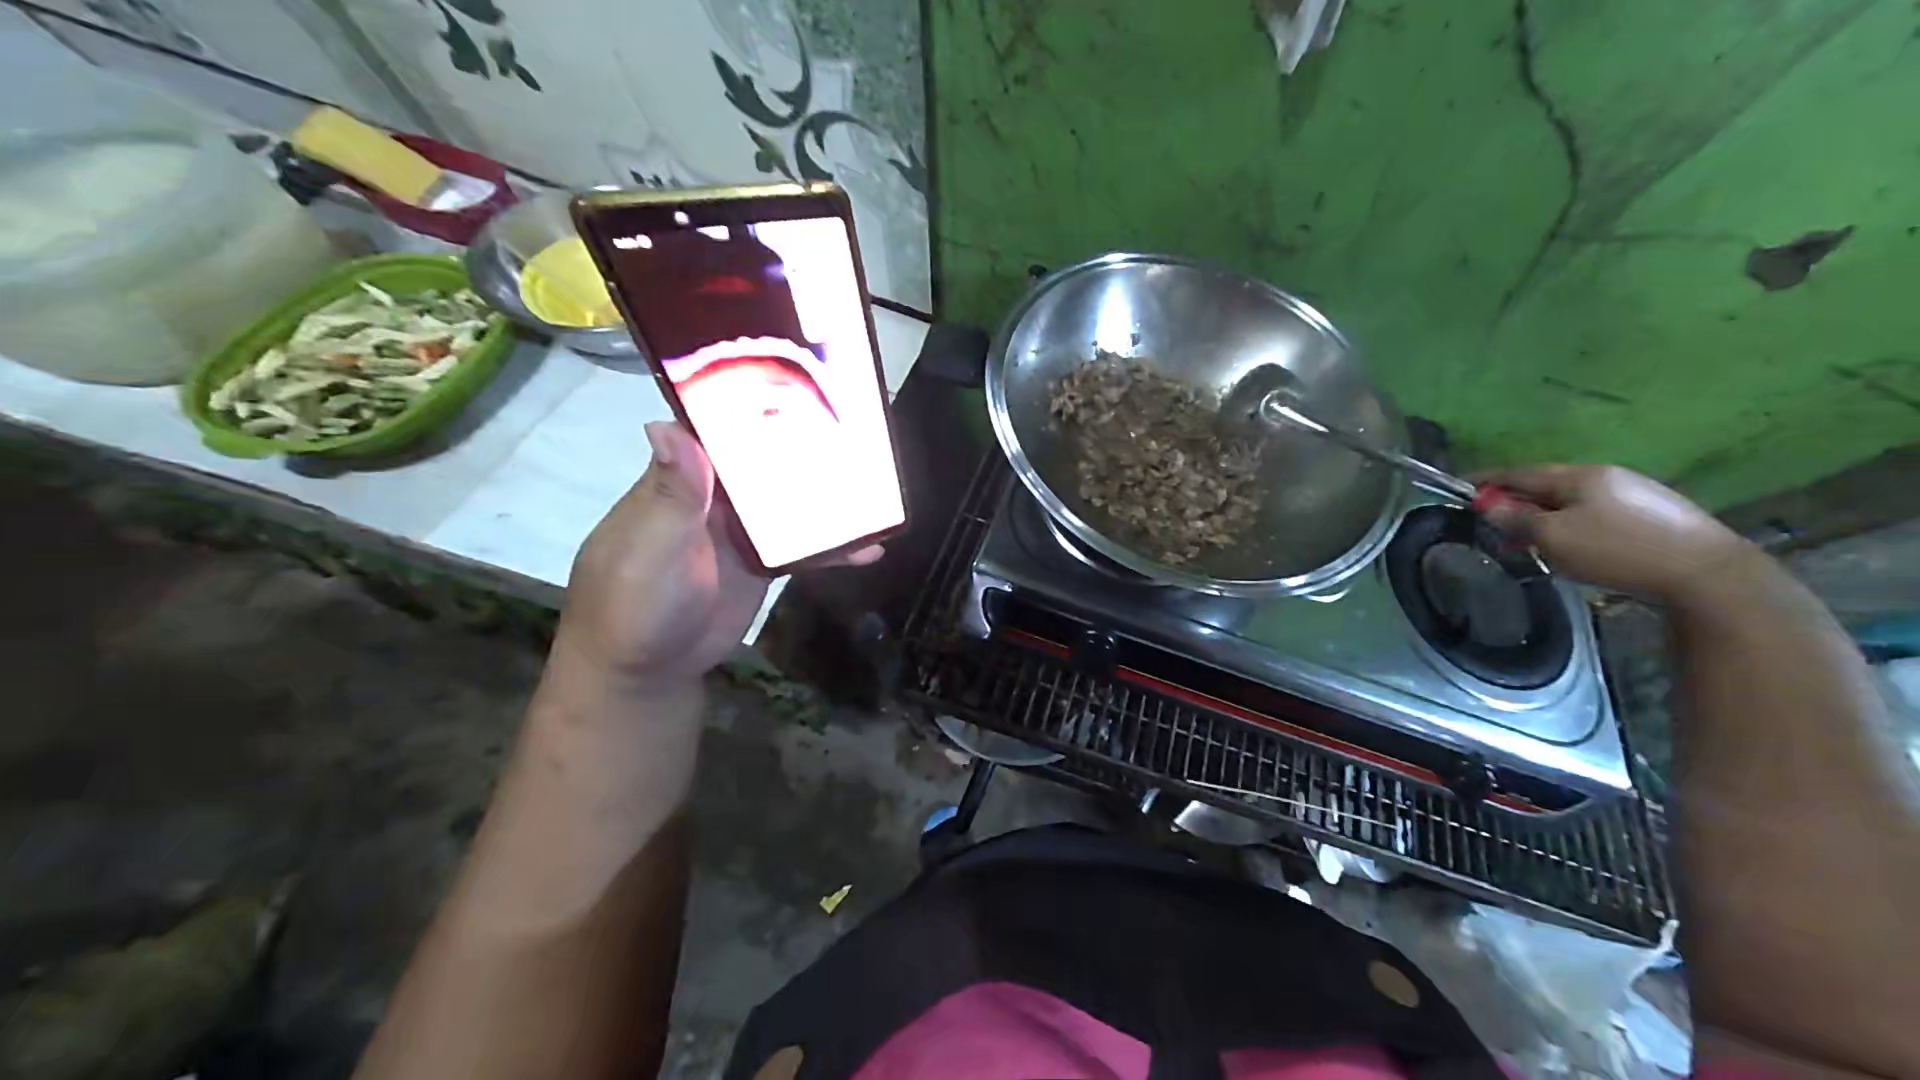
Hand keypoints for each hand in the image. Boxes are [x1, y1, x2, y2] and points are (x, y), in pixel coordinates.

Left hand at [557, 421, 880, 686]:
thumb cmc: (636, 603)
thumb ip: (671, 493)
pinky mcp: (760, 564)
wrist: (645, 669)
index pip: (719, 429)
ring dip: (827, 496)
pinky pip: (801, 547)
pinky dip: (831, 548)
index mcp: (681, 480)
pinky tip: (868, 549)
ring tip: (876, 486)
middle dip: (805, 446)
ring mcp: (740, 531)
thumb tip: (665, 423)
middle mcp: (713, 497)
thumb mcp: (650, 547)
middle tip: (858, 428)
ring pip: (789, 502)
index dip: (753, 405)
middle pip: (764, 462)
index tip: (798, 381)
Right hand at [1472, 464, 1754, 601]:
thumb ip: (1516, 519)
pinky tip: (1571, 545)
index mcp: (1579, 476)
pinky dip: (1570, 525)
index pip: (1519, 473)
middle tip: (1491, 523)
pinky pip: (1595, 514)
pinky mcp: (1654, 517)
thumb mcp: (1553, 536)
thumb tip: (1489, 504)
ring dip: (1542, 516)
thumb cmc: (1617, 549)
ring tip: (1527, 541)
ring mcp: (1635, 495)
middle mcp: (1607, 476)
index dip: (1487, 480)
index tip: (1460, 488)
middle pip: (1546, 485)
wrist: (1708, 573)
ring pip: (1571, 501)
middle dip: (1514, 501)